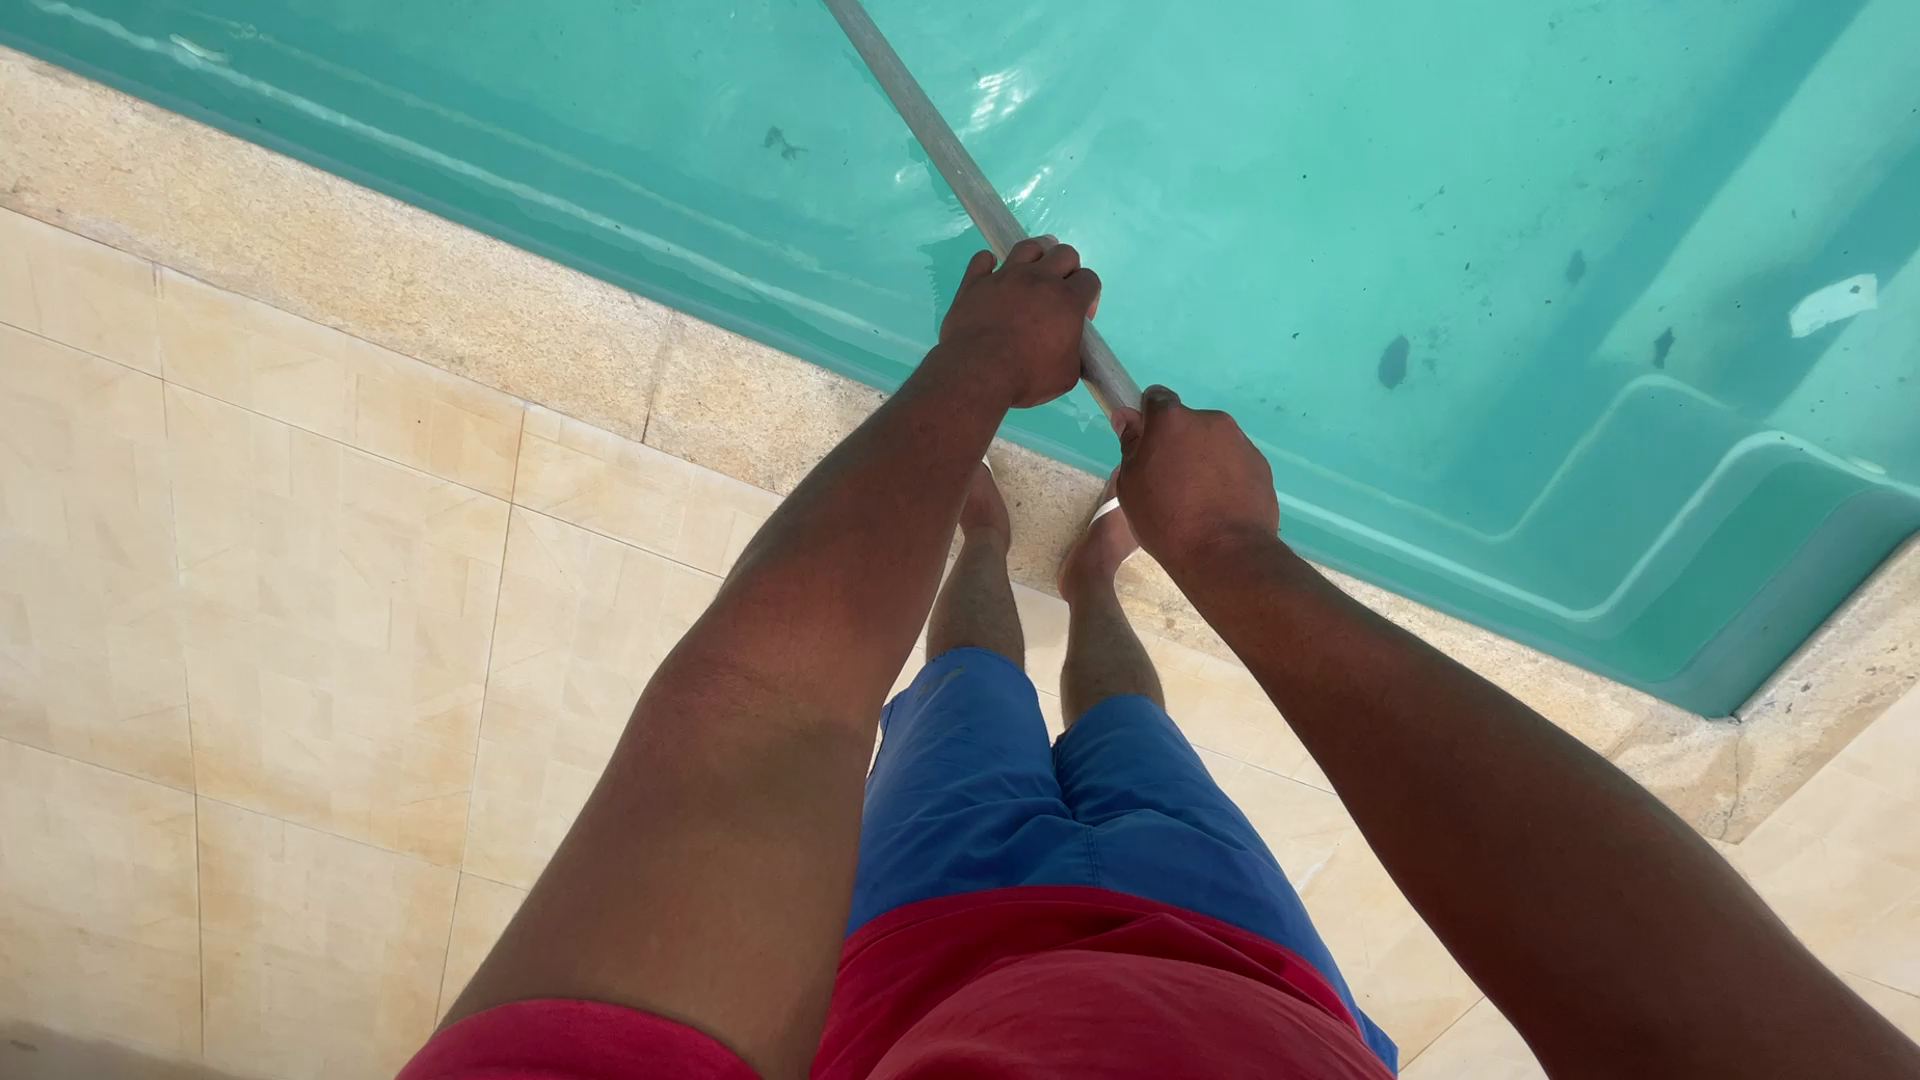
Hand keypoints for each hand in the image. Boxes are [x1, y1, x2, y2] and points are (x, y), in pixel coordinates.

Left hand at [934, 236, 1100, 408]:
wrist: (978, 374)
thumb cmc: (1026, 378)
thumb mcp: (1066, 376)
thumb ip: (1073, 355)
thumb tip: (1067, 350)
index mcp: (1066, 301)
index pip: (1089, 279)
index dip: (1089, 296)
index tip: (1080, 317)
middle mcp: (1038, 280)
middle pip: (1063, 253)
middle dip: (1067, 269)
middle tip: (1057, 293)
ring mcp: (1004, 277)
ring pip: (1027, 247)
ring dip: (1034, 256)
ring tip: (1030, 275)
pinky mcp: (974, 283)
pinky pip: (982, 259)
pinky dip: (988, 264)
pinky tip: (990, 276)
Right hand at [1113, 385, 1280, 570]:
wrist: (1224, 553)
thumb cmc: (1165, 518)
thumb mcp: (1130, 484)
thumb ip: (1131, 445)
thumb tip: (1127, 416)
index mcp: (1173, 420)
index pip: (1156, 398)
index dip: (1148, 420)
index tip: (1145, 445)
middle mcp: (1210, 421)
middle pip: (1187, 423)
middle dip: (1178, 443)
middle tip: (1169, 482)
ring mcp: (1240, 442)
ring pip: (1212, 443)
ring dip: (1203, 461)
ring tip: (1197, 501)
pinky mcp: (1261, 465)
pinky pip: (1234, 463)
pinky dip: (1225, 478)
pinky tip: (1218, 508)